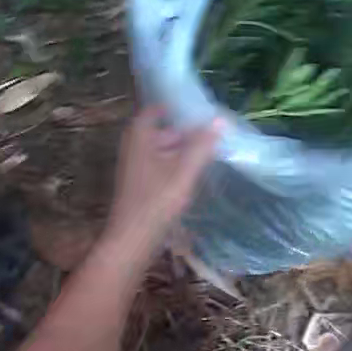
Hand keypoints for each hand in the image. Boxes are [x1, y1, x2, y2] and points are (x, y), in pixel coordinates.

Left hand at [97, 108, 220, 267]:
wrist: (131, 242)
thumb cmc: (156, 202)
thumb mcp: (184, 171)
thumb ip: (202, 145)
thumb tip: (220, 119)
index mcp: (139, 136)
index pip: (156, 110)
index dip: (177, 108)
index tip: (202, 110)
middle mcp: (134, 148)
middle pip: (162, 131)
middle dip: (187, 132)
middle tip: (216, 133)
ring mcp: (136, 168)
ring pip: (164, 151)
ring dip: (184, 152)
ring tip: (212, 153)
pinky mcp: (141, 187)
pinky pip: (162, 168)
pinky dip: (177, 167)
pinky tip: (196, 176)